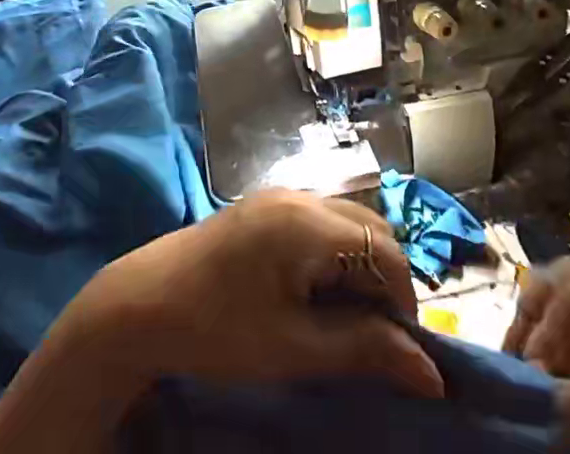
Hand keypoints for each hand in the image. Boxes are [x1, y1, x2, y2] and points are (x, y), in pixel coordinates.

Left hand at [0, 192, 440, 453]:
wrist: (137, 305)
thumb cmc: (217, 329)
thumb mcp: (295, 347)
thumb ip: (366, 350)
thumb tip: (432, 374)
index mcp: (309, 221)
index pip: (385, 251)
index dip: (402, 300)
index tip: (396, 349)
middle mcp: (300, 195)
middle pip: (369, 229)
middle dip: (382, 281)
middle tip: (371, 336)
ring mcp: (279, 196)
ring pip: (345, 224)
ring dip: (357, 268)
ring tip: (342, 319)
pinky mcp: (263, 206)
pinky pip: (318, 223)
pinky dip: (330, 256)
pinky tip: (313, 293)